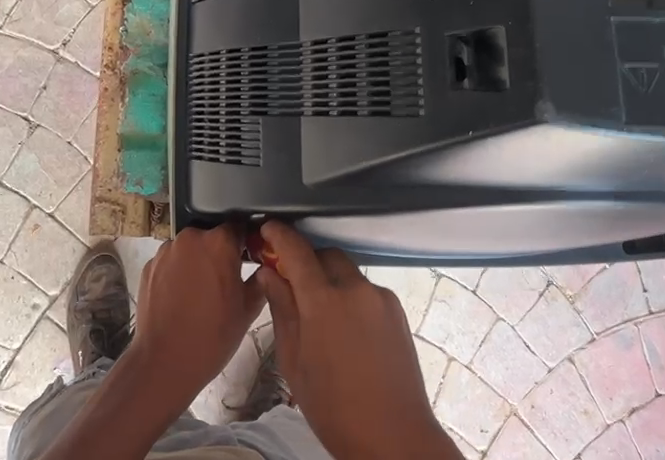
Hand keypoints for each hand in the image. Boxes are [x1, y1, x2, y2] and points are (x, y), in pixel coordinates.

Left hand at [126, 223, 265, 403]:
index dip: (245, 242)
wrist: (164, 362)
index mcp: (218, 243)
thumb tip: (265, 267)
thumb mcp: (247, 310)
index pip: (237, 227)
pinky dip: (177, 273)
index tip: (249, 257)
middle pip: (211, 237)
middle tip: (225, 282)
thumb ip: (260, 280)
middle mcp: (190, 238)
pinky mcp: (149, 266)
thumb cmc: (212, 336)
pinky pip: (170, 262)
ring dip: (197, 262)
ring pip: (189, 249)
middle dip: (219, 253)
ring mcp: (166, 251)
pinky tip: (181, 299)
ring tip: (201, 294)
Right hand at [255, 221, 460, 459]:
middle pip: (325, 256)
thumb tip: (269, 275)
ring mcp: (380, 298)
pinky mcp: (397, 311)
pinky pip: (366, 291)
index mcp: (323, 301)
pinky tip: (346, 331)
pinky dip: (351, 297)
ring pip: (347, 273)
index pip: (297, 251)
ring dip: (330, 280)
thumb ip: (281, 310)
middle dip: (307, 261)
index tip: (268, 227)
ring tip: (321, 316)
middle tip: (291, 282)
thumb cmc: (334, 408)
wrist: (393, 437)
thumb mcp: (294, 362)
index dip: (280, 235)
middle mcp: (355, 289)